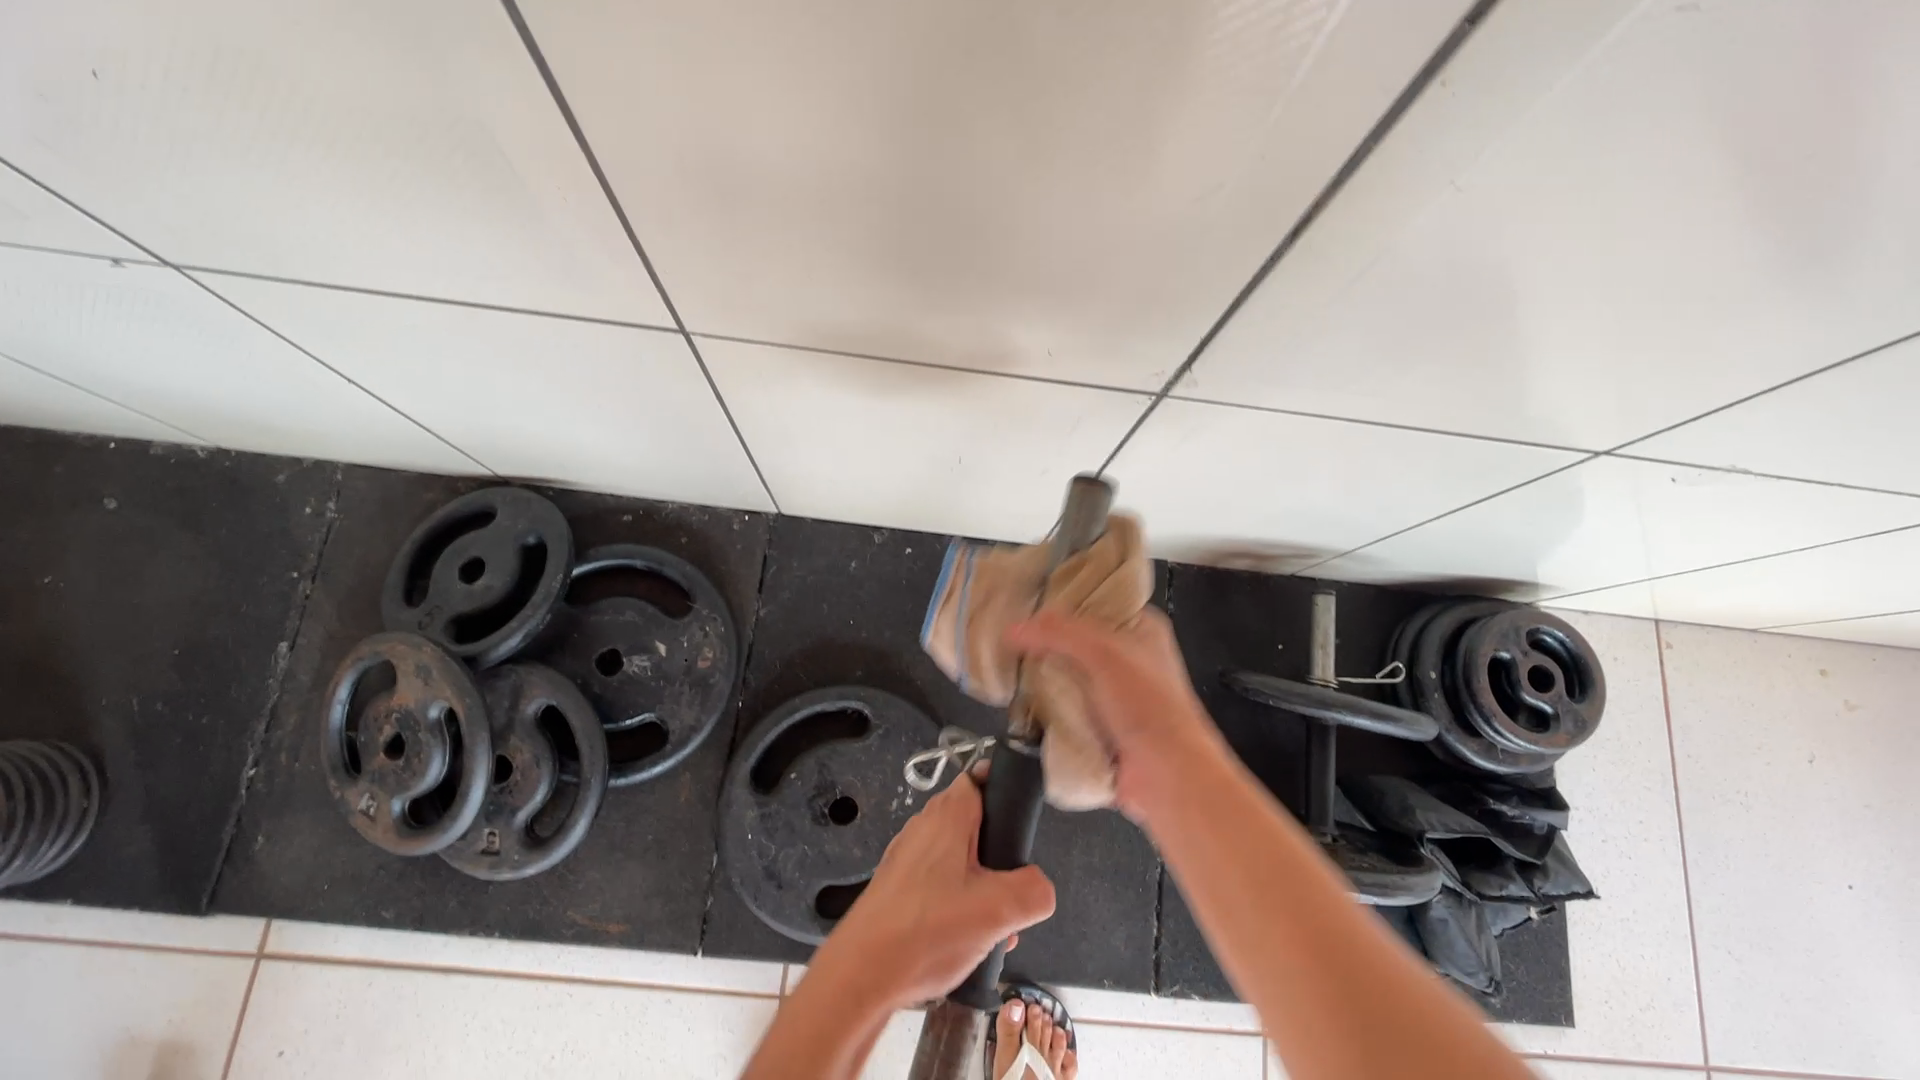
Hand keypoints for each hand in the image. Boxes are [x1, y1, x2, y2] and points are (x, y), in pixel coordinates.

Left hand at [814, 767, 1055, 1009]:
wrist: (861, 975)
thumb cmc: (927, 930)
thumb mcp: (999, 911)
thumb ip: (1035, 890)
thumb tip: (1039, 886)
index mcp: (948, 815)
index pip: (981, 777)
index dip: (1006, 792)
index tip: (1022, 826)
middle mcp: (924, 827)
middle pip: (977, 826)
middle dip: (1000, 859)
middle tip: (1012, 894)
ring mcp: (908, 858)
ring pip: (961, 862)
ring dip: (982, 891)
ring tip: (992, 931)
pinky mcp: (898, 889)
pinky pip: (941, 887)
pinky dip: (958, 908)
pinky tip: (965, 943)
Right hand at [1005, 608, 1223, 818]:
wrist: (1168, 777)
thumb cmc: (1150, 708)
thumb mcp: (1105, 654)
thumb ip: (1058, 633)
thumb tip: (1014, 628)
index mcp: (1140, 629)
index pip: (1092, 602)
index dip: (1059, 603)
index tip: (1024, 605)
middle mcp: (1127, 658)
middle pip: (1073, 642)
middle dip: (1043, 644)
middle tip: (1009, 640)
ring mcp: (1112, 695)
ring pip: (1065, 676)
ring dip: (1042, 679)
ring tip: (1010, 671)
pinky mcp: (1098, 725)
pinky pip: (1063, 708)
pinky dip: (1046, 709)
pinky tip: (1024, 703)